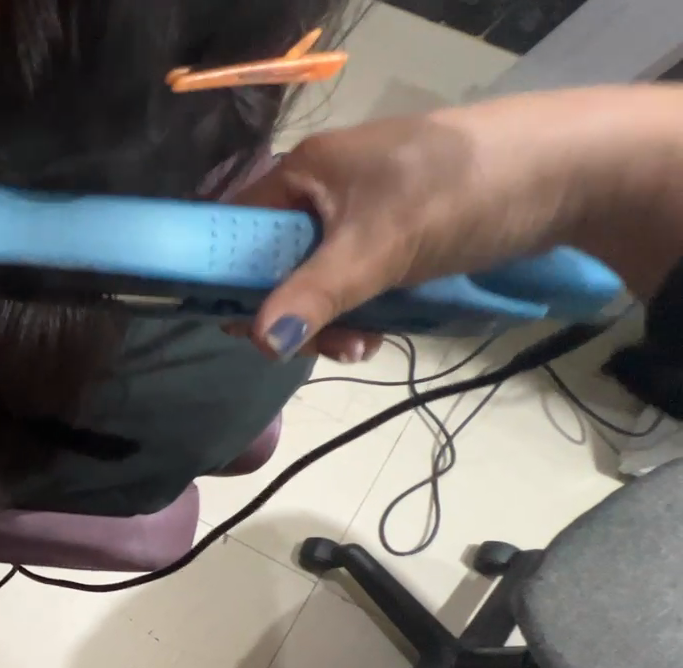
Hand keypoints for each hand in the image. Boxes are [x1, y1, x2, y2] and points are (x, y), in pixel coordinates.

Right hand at [235, 85, 682, 359]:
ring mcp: (357, 209)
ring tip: (362, 343)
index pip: (232, 232)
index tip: (244, 325)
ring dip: (326, 321)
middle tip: (318, 346)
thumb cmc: (468, 191)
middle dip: (289, 314)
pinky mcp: (391, 230)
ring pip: (309, 279)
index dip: (227, 281)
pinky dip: (356, 309)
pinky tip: (379, 329)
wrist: (593, 170)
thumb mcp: (381, 247)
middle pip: (269, 265)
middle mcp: (320, 187)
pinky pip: (346, 278)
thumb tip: (260, 344)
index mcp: (302, 171)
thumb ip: (313, 296)